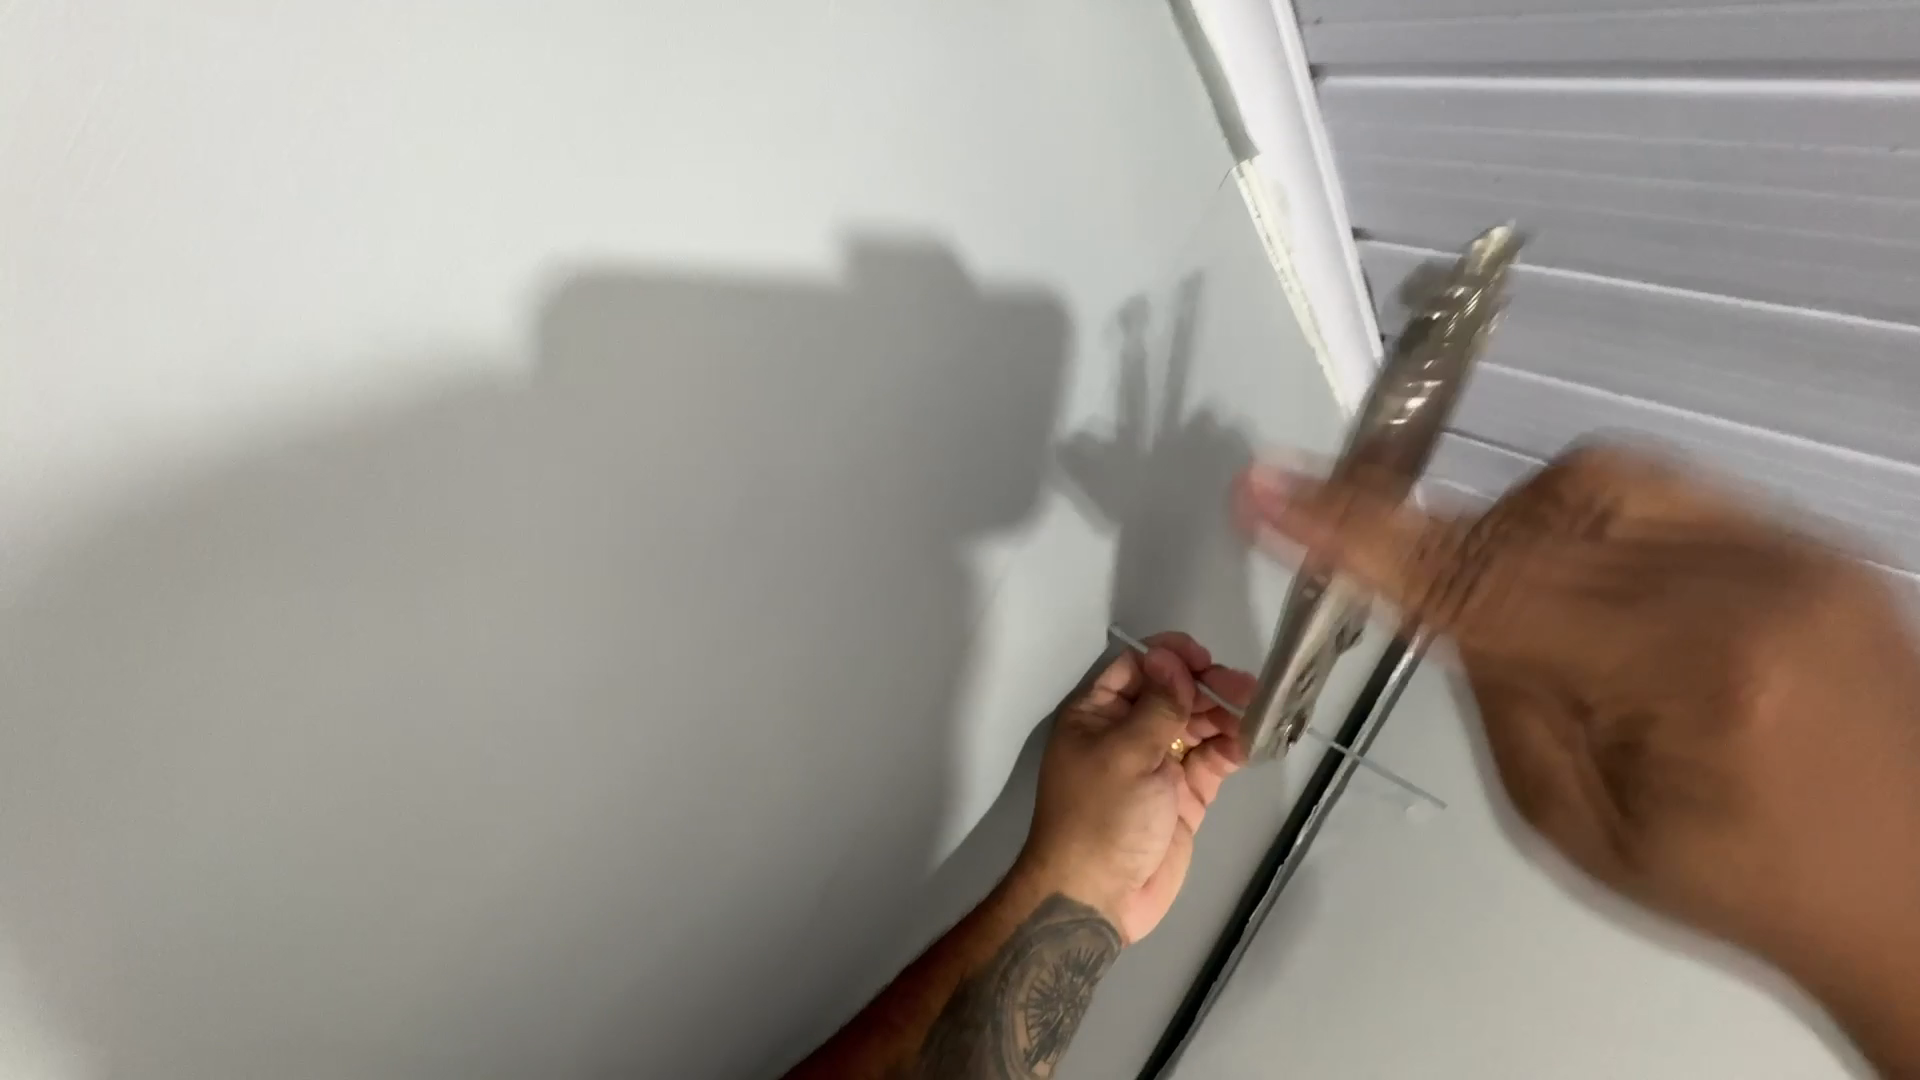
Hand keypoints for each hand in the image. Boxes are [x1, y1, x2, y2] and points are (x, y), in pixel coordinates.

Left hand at [1015, 632, 1252, 943]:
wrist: (1097, 897)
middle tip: (1243, 688)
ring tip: (1256, 708)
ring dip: (1224, 714)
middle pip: (1171, 694)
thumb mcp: (1126, 753)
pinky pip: (1209, 761)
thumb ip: (1157, 706)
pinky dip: (1229, 748)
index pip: (1136, 669)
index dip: (1169, 658)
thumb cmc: (1100, 815)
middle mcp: (1126, 732)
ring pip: (1194, 725)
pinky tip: (1250, 740)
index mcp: (1097, 714)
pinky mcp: (1182, 795)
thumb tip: (1169, 657)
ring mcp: (1156, 764)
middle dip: (1206, 686)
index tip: (1202, 659)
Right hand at [1235, 446, 1919, 1003]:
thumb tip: (1432, 595)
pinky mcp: (1800, 534)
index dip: (1354, 536)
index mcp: (1682, 677)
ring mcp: (1789, 548)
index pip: (1468, 583)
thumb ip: (1490, 683)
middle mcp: (1748, 585)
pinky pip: (1644, 482)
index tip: (1268, 493)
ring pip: (1581, 482)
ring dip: (1517, 535)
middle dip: (1451, 554)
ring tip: (1537, 609)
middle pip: (1522, 519)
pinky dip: (1577, 520)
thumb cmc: (1727, 876)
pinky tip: (1591, 581)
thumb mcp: (1562, 809)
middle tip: (1441, 608)